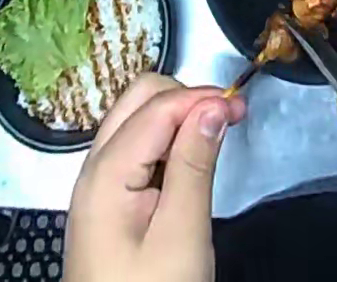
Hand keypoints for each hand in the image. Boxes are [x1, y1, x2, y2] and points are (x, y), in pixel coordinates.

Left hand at [63, 73, 247, 281]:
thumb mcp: (181, 239)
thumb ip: (194, 165)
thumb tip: (213, 106)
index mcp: (106, 170)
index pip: (157, 106)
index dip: (200, 98)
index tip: (241, 106)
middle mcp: (95, 164)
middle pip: (139, 98)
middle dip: (185, 97)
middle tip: (227, 118)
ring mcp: (99, 180)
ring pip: (137, 116)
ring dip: (176, 114)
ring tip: (214, 134)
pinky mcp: (108, 198)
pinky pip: (136, 144)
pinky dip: (165, 137)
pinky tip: (190, 157)